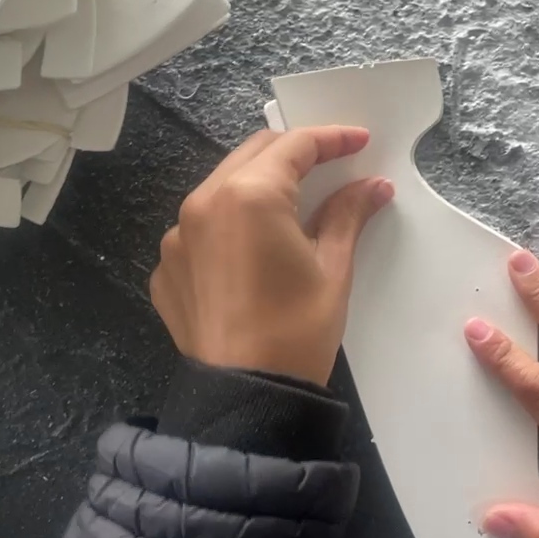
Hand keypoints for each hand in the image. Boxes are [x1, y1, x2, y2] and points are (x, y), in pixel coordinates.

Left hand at [150, 126, 393, 385]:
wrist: (246, 399)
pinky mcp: (166, 268)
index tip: (358, 142)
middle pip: (253, 156)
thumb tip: (372, 186)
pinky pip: (200, 229)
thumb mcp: (332, 268)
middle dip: (293, 154)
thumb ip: (348, 215)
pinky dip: (230, 227)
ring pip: (223, 189)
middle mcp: (202, 204)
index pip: (294, 146)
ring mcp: (177, 237)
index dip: (331, 138)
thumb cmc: (297, 331)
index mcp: (248, 196)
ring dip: (258, 186)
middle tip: (330, 167)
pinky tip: (254, 254)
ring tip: (292, 209)